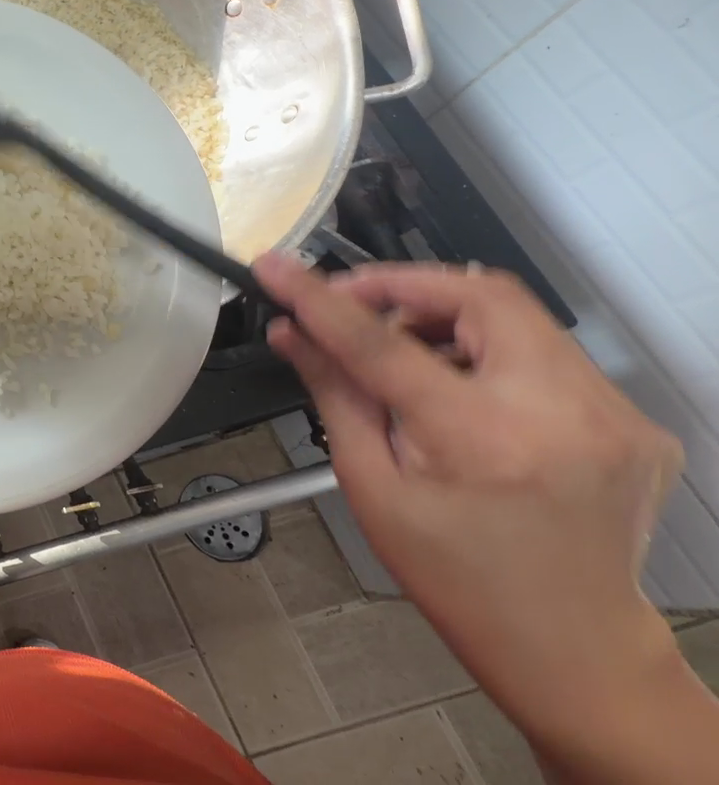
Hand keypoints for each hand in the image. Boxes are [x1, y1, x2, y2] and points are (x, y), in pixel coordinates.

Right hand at [255, 255, 706, 781]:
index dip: (318, 298)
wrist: (568, 642)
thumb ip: (335, 394)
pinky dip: (487, 352)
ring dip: (444, 318)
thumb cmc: (455, 574)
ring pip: (518, 317)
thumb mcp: (372, 483)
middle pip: (479, 294)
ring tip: (402, 357)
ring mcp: (613, 414)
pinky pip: (547, 353)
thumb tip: (293, 334)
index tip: (276, 267)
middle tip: (350, 305)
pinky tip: (459, 392)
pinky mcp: (633, 419)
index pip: (381, 342)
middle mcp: (563, 414)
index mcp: (482, 440)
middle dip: (402, 286)